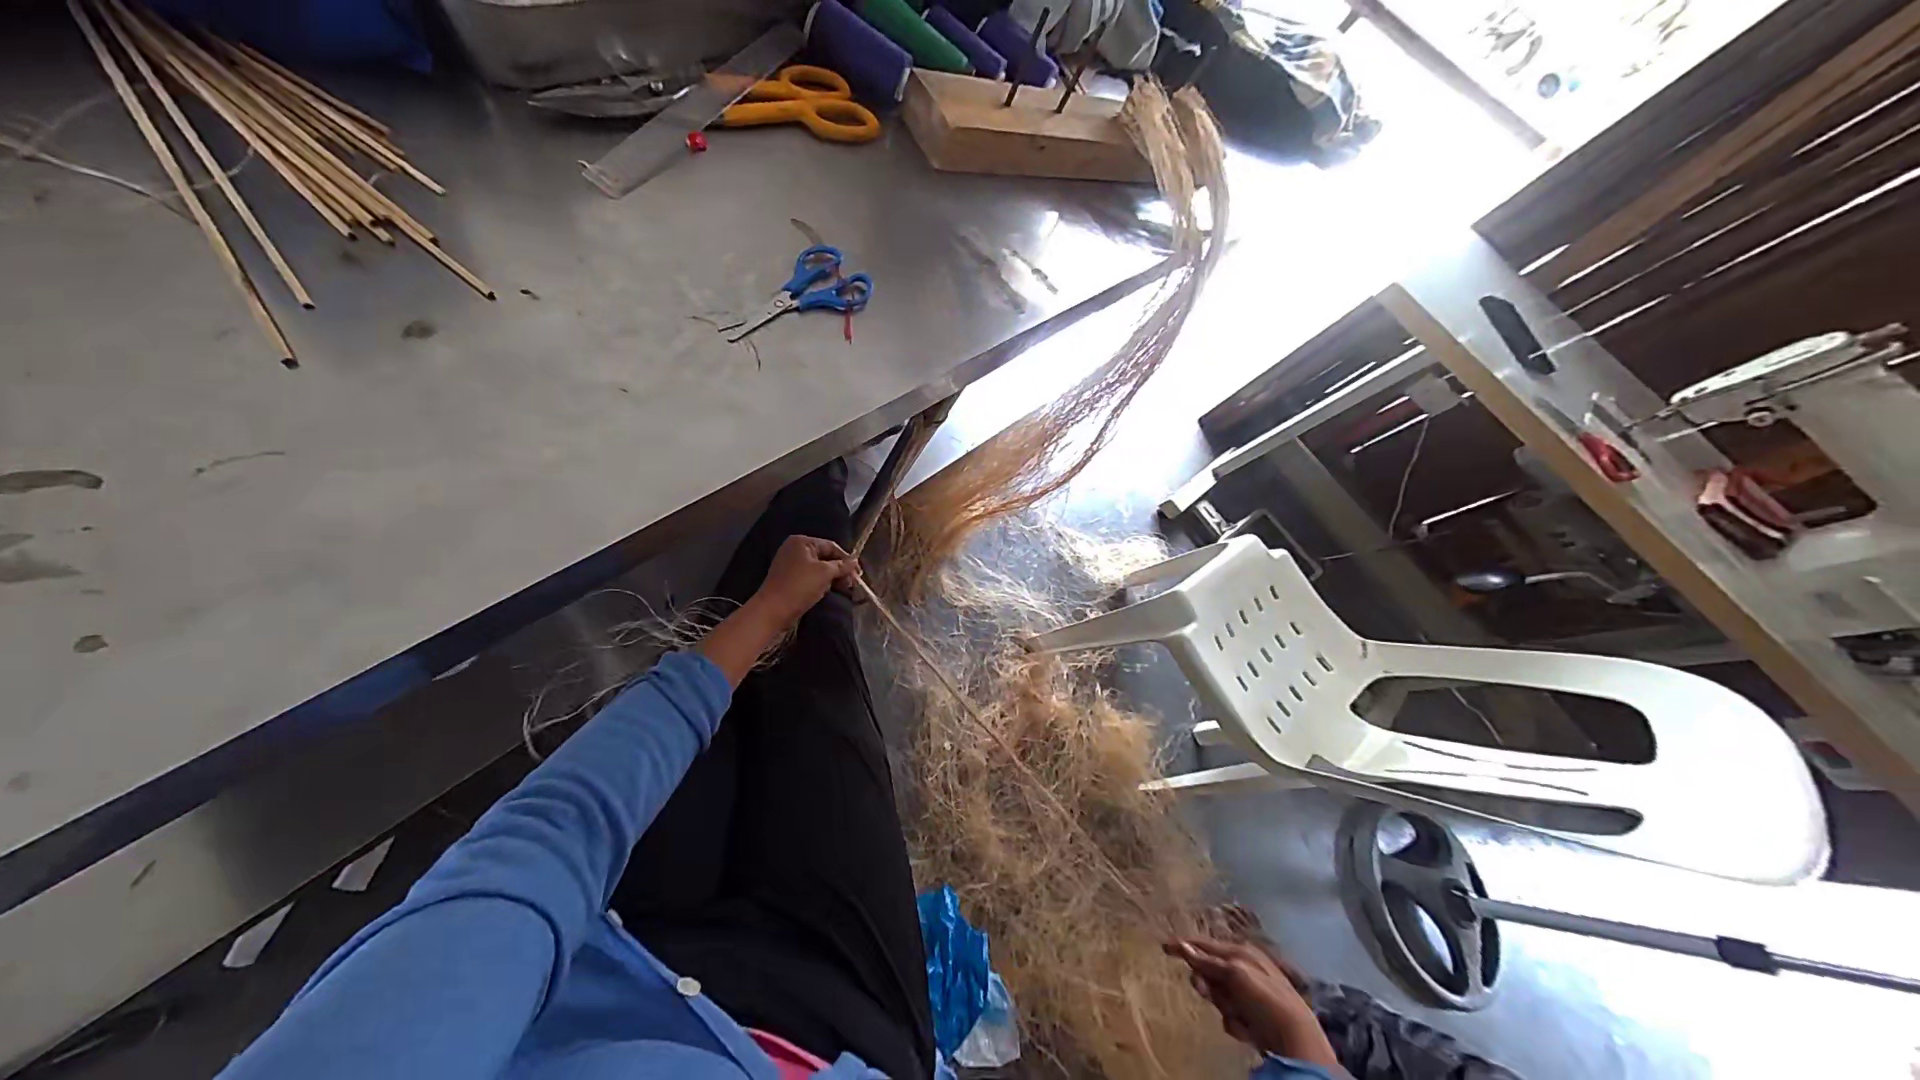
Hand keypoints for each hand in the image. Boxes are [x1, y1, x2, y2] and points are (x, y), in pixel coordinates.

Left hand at [747, 535, 858, 628]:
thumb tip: (855, 561)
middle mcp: (794, 549)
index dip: (847, 559)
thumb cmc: (800, 586)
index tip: (859, 574)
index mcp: (802, 542)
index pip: (831, 546)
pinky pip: (810, 577)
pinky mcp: (788, 578)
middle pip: (825, 557)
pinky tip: (827, 592)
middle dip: (839, 570)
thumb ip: (842, 566)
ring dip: (831, 578)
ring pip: (818, 568)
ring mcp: (790, 564)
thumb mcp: (824, 573)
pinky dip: (820, 583)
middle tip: (852, 583)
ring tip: (842, 589)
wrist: (773, 609)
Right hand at [1165, 937, 1337, 1067]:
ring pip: (1219, 996)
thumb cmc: (1265, 999)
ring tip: (1237, 1016)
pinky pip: (1230, 1016)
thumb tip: (1183, 946)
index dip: (1184, 945)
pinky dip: (1234, 1023)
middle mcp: (1245, 969)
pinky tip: (1247, 1030)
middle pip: (1210, 972)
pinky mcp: (1253, 1018)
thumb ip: (1209, 962)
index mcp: (1243, 953)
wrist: (1296, 1042)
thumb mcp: (1236, 974)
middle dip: (1207, 985)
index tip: (1164, 946)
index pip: (1206, 945)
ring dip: (1223, 1006)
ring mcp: (1250, 995)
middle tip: (1206, 993)